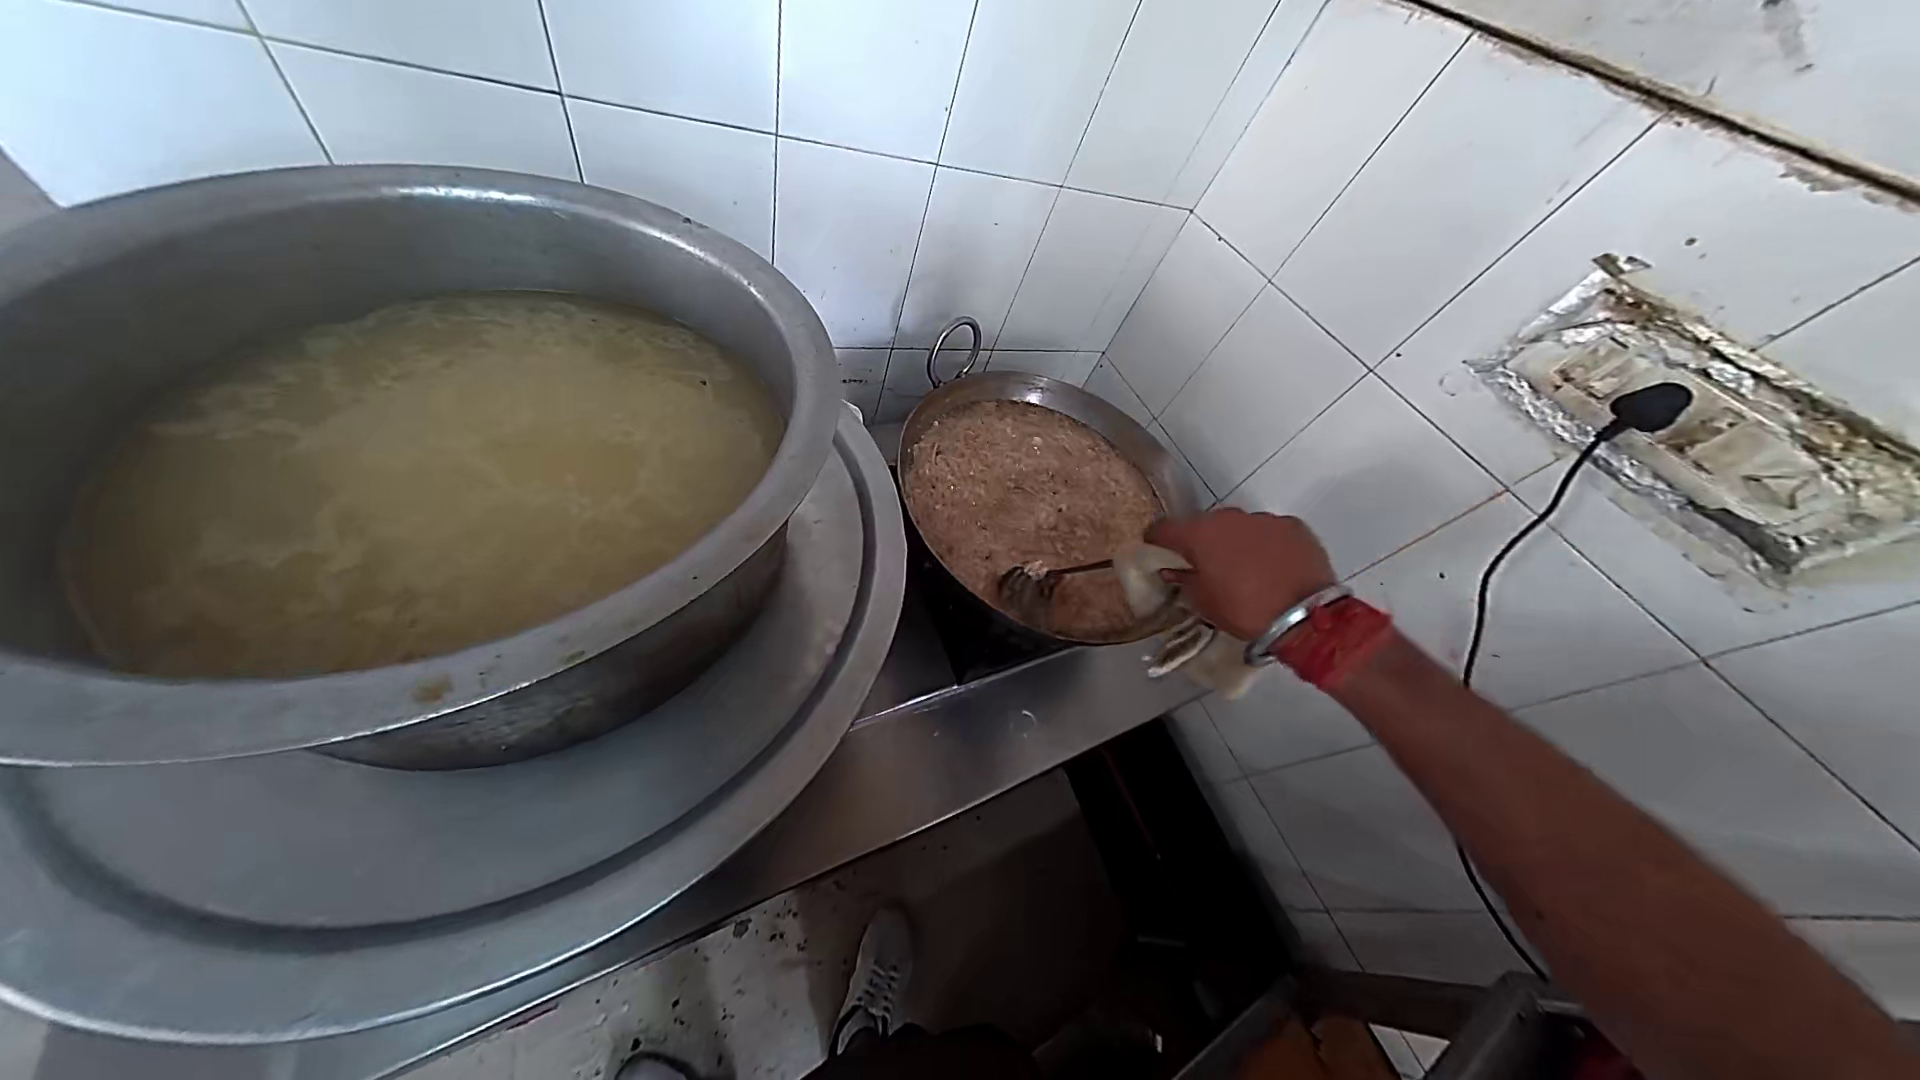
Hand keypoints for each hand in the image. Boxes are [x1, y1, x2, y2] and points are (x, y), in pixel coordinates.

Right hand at [1147, 508, 1335, 640]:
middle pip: (1203, 524)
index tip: (1156, 551)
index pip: (1164, 528)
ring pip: (1238, 526)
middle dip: (1200, 541)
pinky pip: (1269, 531)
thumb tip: (1176, 571)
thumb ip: (1184, 581)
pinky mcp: (1293, 526)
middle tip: (1203, 565)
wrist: (1306, 617)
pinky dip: (1265, 544)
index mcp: (1200, 535)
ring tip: (1242, 567)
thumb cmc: (1244, 610)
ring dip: (1234, 541)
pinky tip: (1272, 566)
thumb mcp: (1203, 603)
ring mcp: (1264, 519)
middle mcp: (1229, 518)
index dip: (1156, 540)